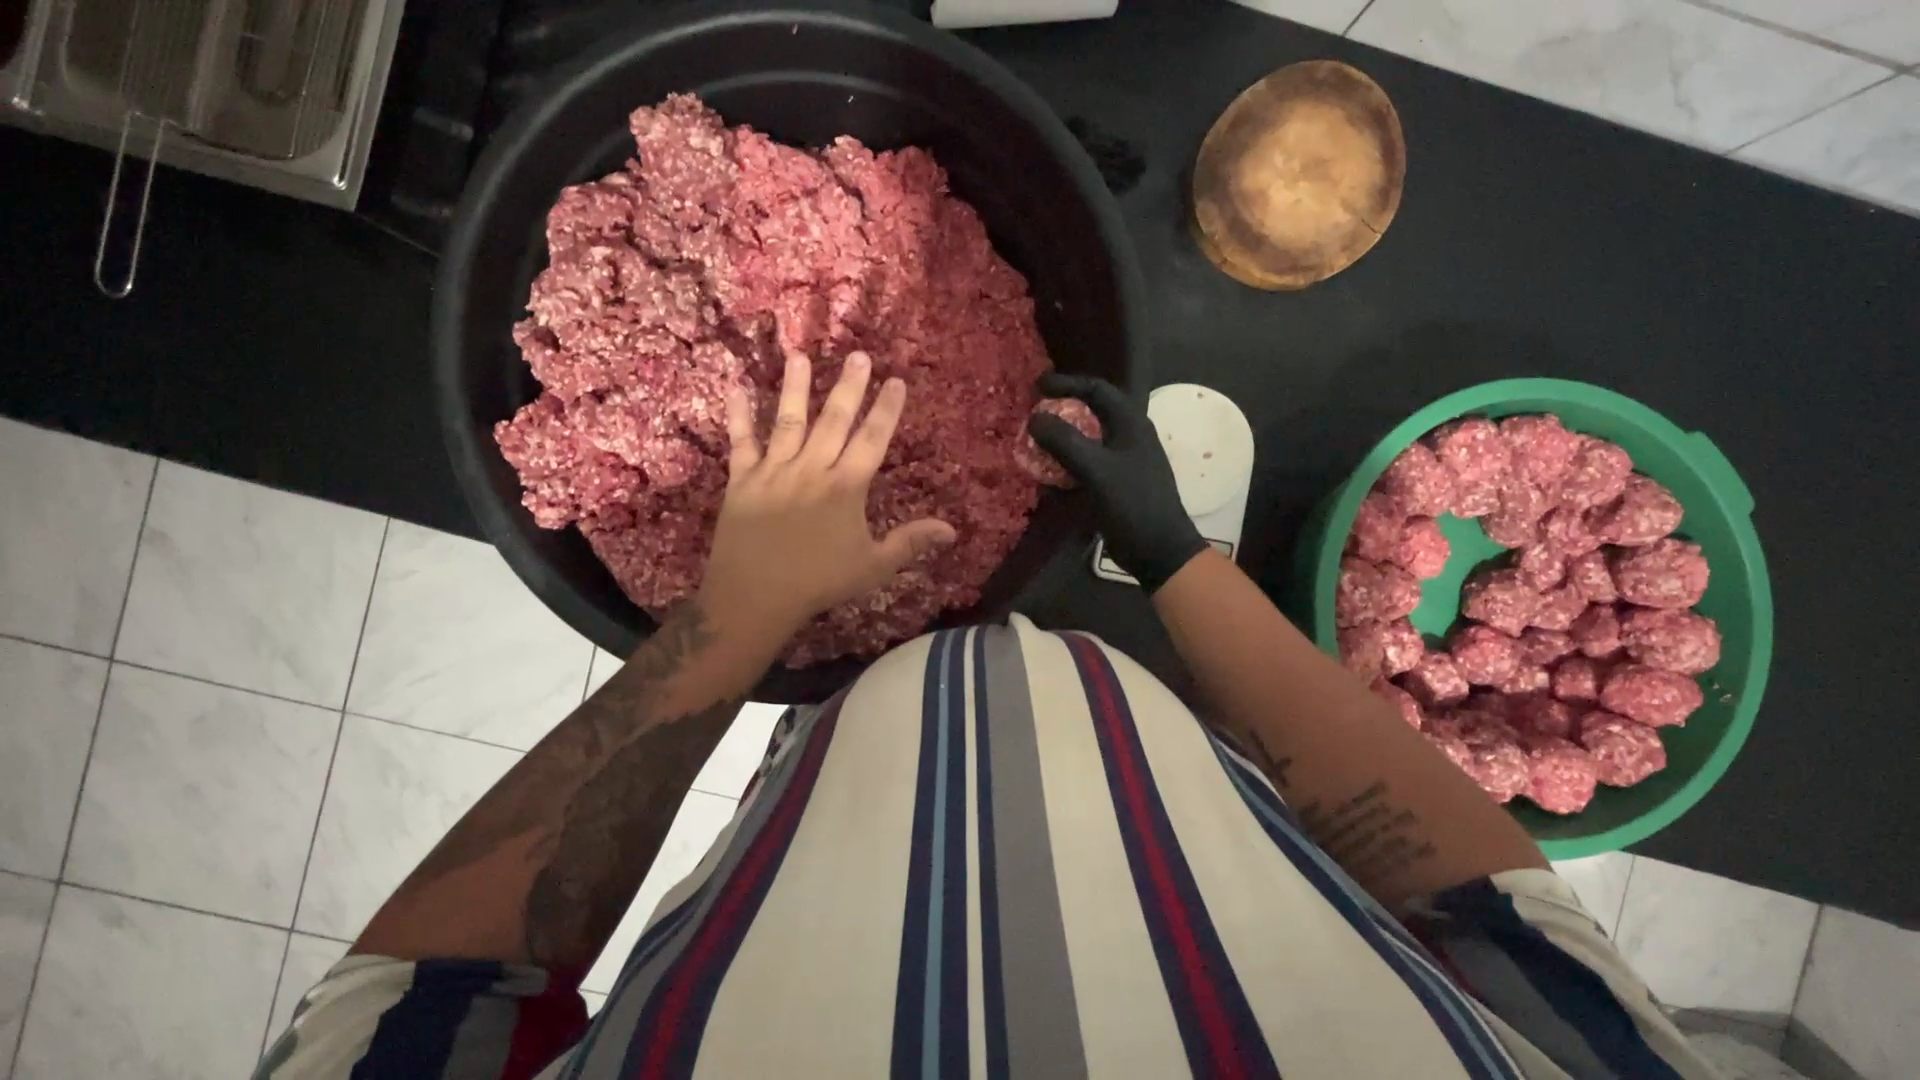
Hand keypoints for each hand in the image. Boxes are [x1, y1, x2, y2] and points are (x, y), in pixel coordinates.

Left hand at [701, 350, 955, 635]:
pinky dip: (738, 416)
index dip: (886, 409)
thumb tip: (952, 530)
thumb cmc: (819, 582)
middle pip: (834, 419)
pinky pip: (740, 442)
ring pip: (788, 421)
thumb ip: (910, 542)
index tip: (895, 380)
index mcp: (846, 486)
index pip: (872, 438)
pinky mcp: (742, 480)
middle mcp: (812, 469)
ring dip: (794, 387)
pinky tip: (736, 387)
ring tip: (798, 356)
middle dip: (848, 386)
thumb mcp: (873, 566)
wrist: (756, 595)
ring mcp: (774, 471)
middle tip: (857, 355)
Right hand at [1027, 373, 1206, 592]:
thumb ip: (1065, 442)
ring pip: (1087, 439)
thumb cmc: (1133, 504)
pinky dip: (1065, 463)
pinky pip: (1086, 464)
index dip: (1067, 383)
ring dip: (1061, 439)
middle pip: (1091, 412)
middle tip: (1032, 413)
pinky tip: (1047, 473)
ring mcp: (1122, 460)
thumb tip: (1034, 418)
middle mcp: (1128, 436)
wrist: (1158, 550)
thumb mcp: (1097, 470)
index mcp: (1131, 424)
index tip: (1036, 387)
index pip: (1097, 389)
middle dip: (1060, 410)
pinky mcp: (1115, 483)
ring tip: (1033, 442)